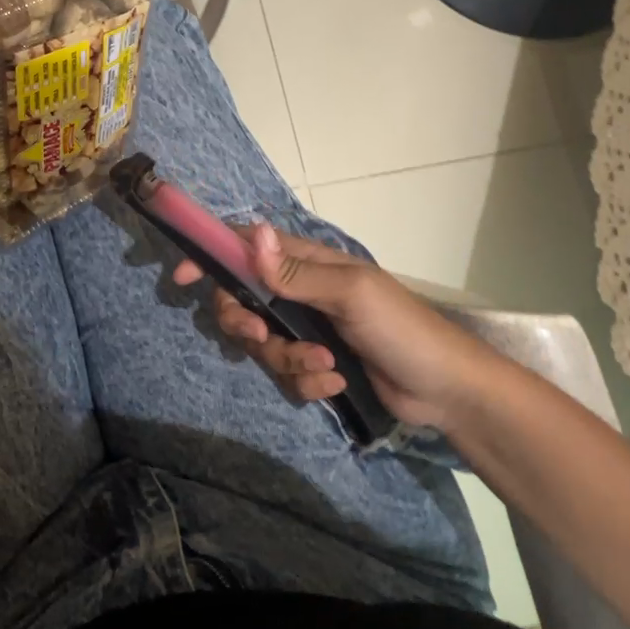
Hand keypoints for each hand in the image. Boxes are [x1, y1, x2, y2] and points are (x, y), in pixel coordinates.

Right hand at [172, 225, 505, 429]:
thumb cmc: (402, 329)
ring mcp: (305, 329)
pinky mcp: (314, 363)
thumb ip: (295, 272)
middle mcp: (298, 292)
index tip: (183, 277)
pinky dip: (305, 380)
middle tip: (259, 335)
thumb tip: (254, 236)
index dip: (211, 257)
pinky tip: (334, 381)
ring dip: (287, 359)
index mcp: (306, 263)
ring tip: (324, 366)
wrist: (446, 392)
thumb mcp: (350, 294)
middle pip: (240, 300)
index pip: (245, 247)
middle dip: (244, 323)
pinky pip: (285, 372)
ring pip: (262, 342)